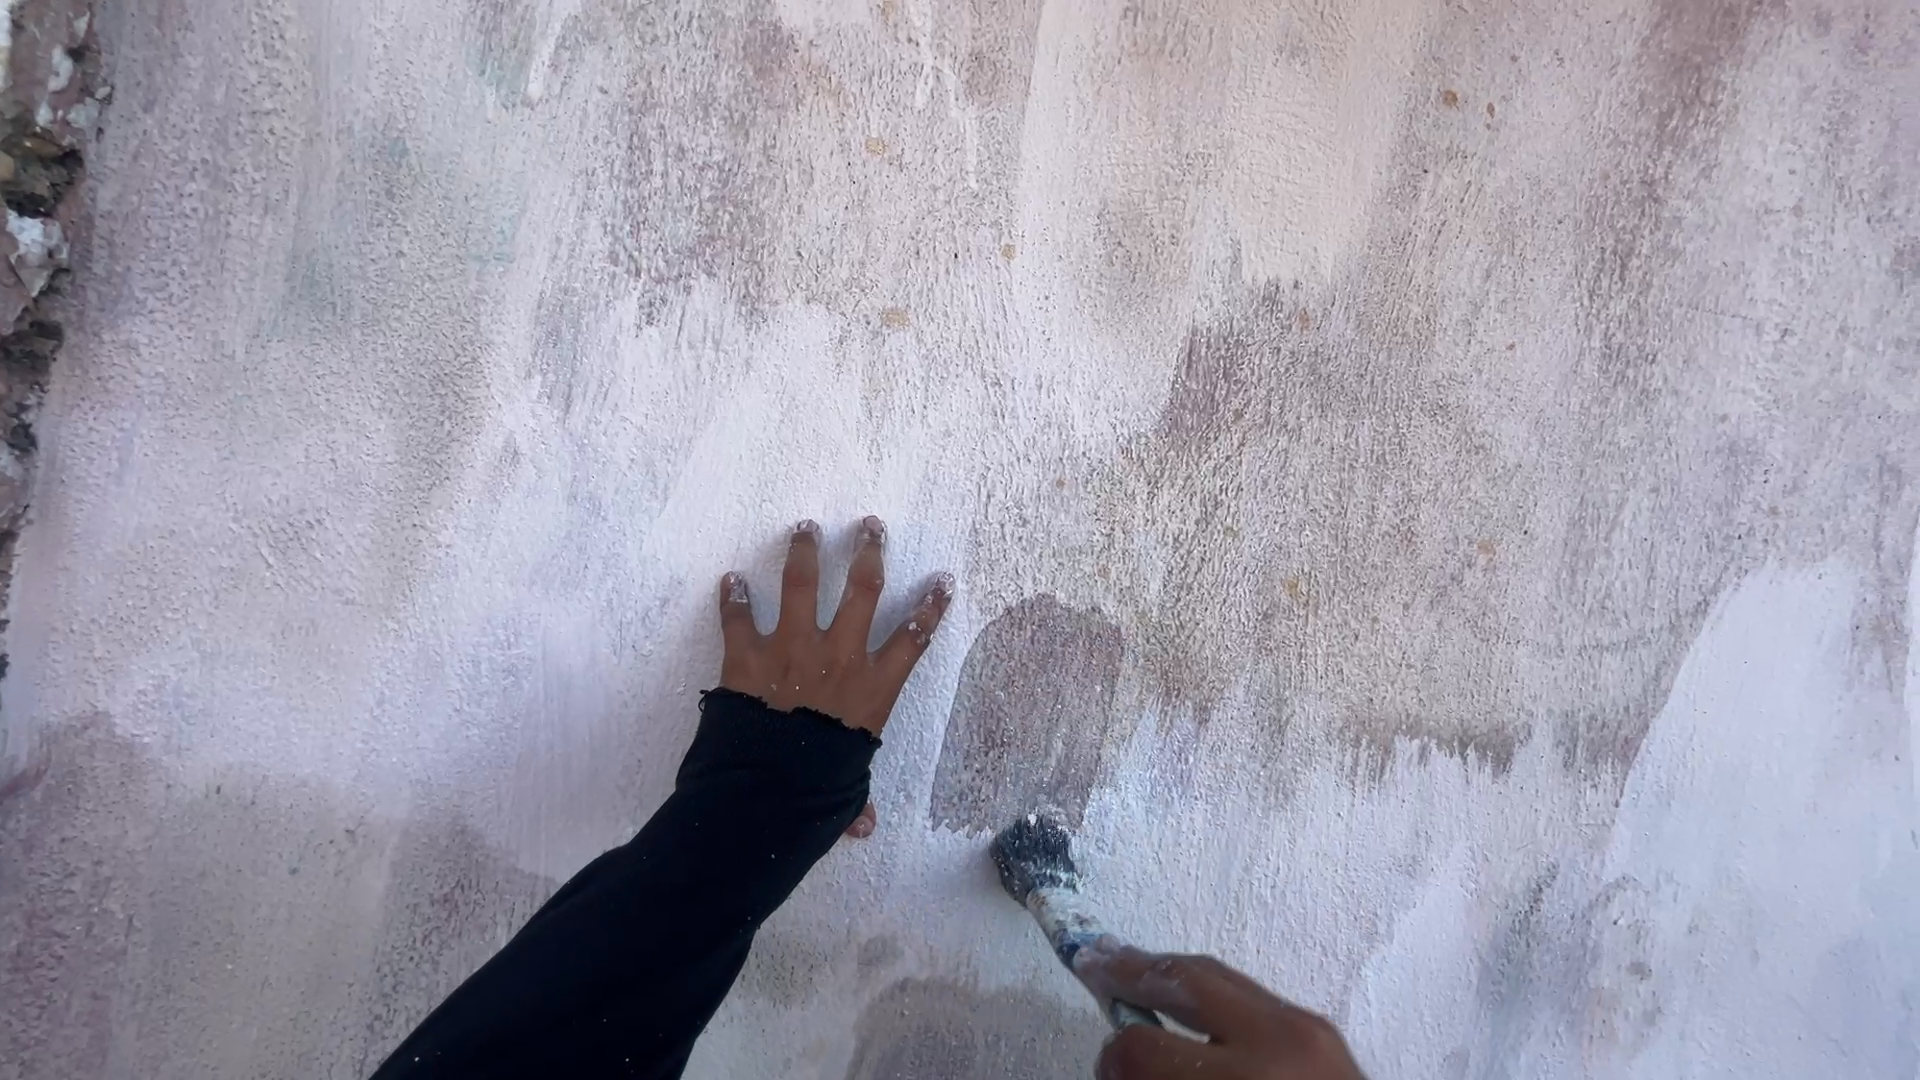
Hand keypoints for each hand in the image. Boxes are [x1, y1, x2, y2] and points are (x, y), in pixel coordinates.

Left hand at [716, 516, 953, 837]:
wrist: (765, 792)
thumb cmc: (815, 790)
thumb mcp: (847, 791)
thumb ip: (856, 800)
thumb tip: (864, 829)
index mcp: (871, 687)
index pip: (913, 639)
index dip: (931, 607)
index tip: (942, 580)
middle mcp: (838, 656)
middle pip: (863, 591)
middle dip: (869, 553)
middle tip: (870, 526)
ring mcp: (792, 649)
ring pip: (802, 585)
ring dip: (805, 553)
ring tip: (806, 527)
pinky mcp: (749, 657)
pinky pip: (739, 620)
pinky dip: (732, 599)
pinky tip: (730, 579)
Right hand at [1074, 939, 1364, 1079]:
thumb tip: (1120, 1063)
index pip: (1146, 1054)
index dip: (1113, 1059)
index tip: (1105, 1066)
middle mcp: (1276, 1047)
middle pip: (1182, 984)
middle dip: (1130, 971)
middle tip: (1091, 960)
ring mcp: (1305, 1030)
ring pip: (1215, 974)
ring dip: (1166, 971)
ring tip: (1126, 963)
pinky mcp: (1319, 1029)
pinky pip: (1246, 992)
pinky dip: (1206, 989)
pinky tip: (1181, 989)